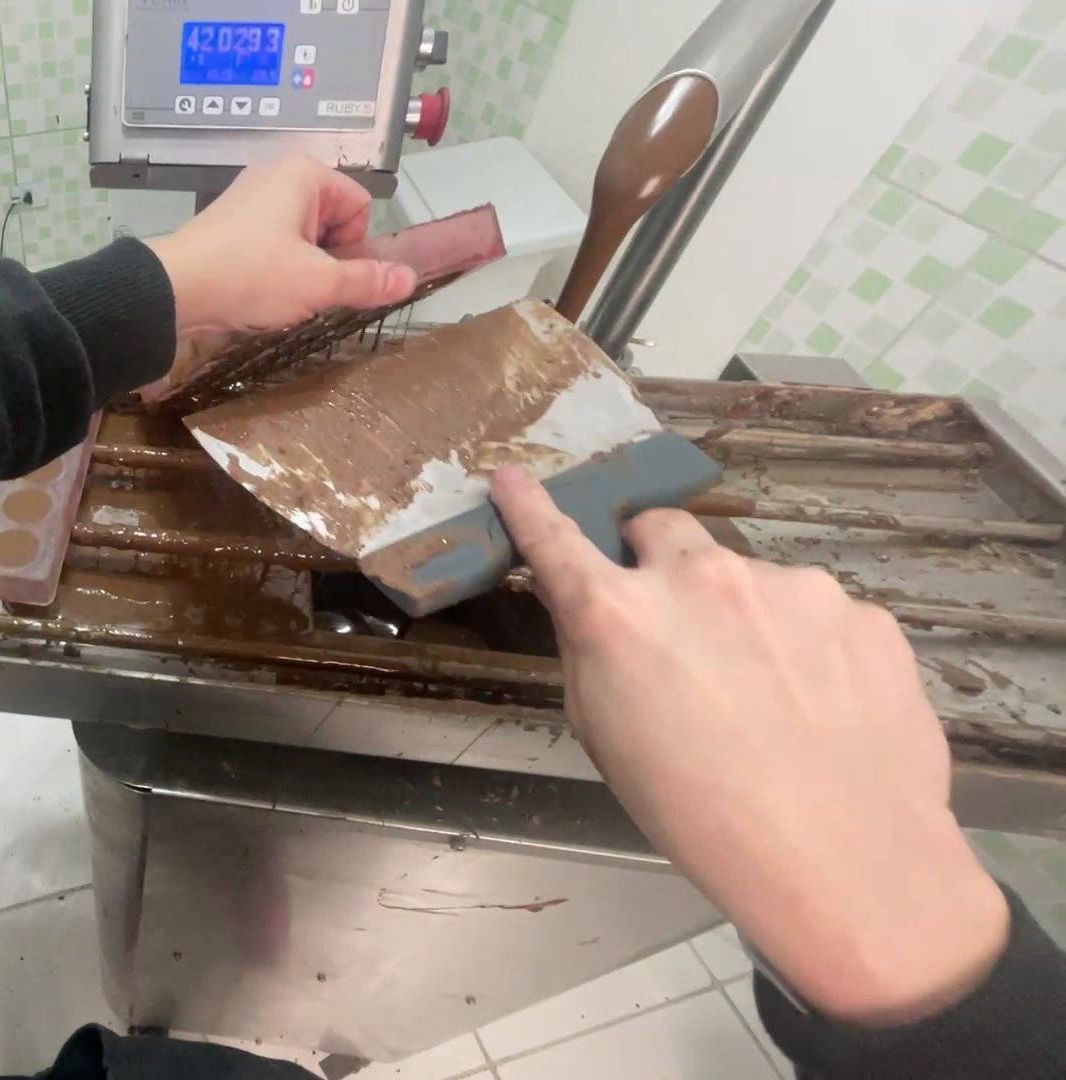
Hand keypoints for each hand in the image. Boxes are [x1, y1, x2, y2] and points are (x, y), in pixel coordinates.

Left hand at [143, 153, 417, 336]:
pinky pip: (269, 249)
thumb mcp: (316, 283)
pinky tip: (253, 293)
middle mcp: (277, 176)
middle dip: (323, 263)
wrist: (174, 292)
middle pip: (330, 224)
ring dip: (297, 273)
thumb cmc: (248, 276)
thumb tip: (409, 278)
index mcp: (305, 173)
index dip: (353, 250)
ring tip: (273, 294)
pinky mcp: (229, 227)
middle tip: (301, 290)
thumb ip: (365, 280)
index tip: (329, 278)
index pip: (360, 209)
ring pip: (299, 241)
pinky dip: (269, 273)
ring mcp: (249, 201)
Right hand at [490, 467, 1008, 1026]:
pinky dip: (796, 636)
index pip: (553, 538)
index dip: (527, 504)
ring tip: (757, 682)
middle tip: (668, 618)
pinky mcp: (861, 612)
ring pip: (740, 573)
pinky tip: (810, 695)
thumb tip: (589, 604)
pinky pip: (807, 607)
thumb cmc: (682, 802)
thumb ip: (586, 646)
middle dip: (651, 557)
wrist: (840, 862)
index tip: (511, 476)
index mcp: (614, 613)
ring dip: (732, 606)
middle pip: (659, 526)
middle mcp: (696, 579)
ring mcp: (788, 588)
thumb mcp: (595, 723)